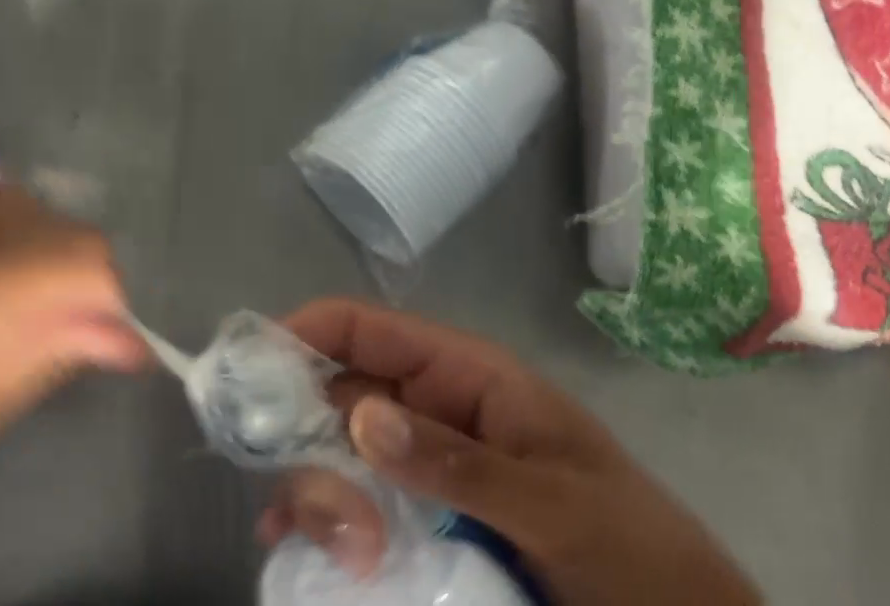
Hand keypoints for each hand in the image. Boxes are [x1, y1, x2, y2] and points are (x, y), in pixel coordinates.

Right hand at [256, 299, 758, 605]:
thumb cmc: (639, 559)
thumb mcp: (561, 509)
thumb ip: (463, 464)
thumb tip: (359, 415)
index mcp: (466, 379)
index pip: (366, 330)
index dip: (303, 334)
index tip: (250, 372)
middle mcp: (431, 413)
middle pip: (335, 395)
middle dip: (308, 438)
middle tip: (319, 508)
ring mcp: (420, 469)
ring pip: (333, 453)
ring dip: (313, 491)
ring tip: (322, 544)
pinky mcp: (417, 520)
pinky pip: (348, 503)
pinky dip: (314, 519)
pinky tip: (290, 543)